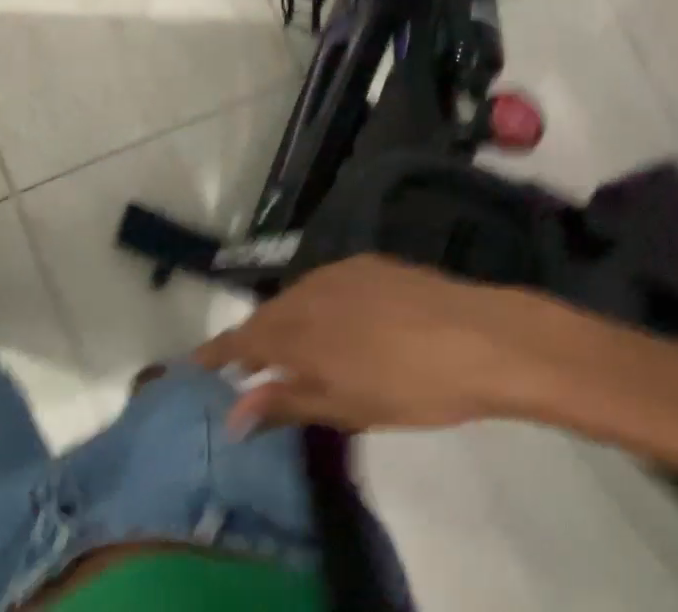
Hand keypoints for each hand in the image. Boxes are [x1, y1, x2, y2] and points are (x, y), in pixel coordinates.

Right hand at [194, 255, 571, 432]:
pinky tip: (342, 325)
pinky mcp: (367, 264)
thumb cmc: (412, 386)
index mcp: (294, 332)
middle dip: (252, 344)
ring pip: (294, 300)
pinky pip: (324, 285)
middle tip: (249, 371)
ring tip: (295, 351)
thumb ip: (285, 403)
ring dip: (285, 324)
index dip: (214, 356)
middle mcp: (304, 294)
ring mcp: (336, 274)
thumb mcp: (346, 407)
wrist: (484, 339)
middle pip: (264, 319)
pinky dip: (317, 307)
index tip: (192, 368)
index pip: (237, 342)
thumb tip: (232, 413)